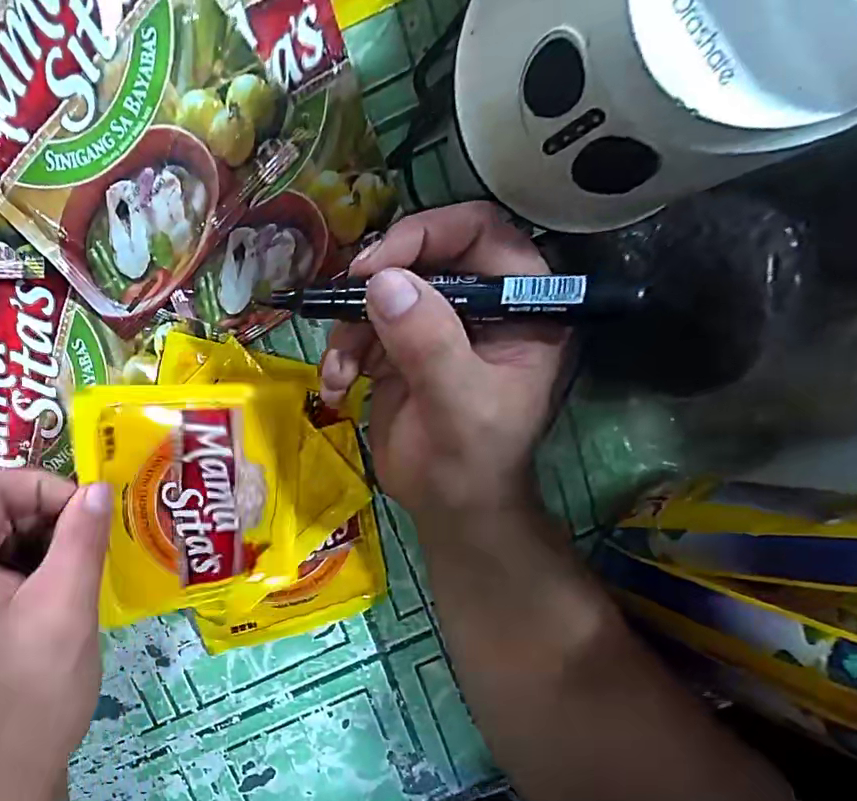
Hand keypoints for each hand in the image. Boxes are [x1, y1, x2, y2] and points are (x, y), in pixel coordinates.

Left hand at [0, 469, 110, 800]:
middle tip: (92, 549)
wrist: (5, 784)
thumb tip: (98, 488)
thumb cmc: (33, 695)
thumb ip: (82, 538)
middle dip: (47, 519)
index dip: (49, 489)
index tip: (94, 518)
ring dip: (42, 547)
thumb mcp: (66, 609)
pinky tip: (61, 598)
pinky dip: (30, 572)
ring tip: (81, 576)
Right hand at [321, 202, 568, 521]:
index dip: (427, 235)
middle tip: (344, 306)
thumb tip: (383, 283)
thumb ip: (428, 343)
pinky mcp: (399, 353)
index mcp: (519, 303)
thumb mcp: (459, 403)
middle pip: (421, 258)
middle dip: (376, 286)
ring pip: (382, 296)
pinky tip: (336, 390)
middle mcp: (478, 305)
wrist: (449, 510)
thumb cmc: (472, 462)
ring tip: (339, 373)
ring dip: (349, 331)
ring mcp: (435, 328)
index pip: (479, 234)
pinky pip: (361, 333)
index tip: (377, 264)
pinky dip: (341, 358)